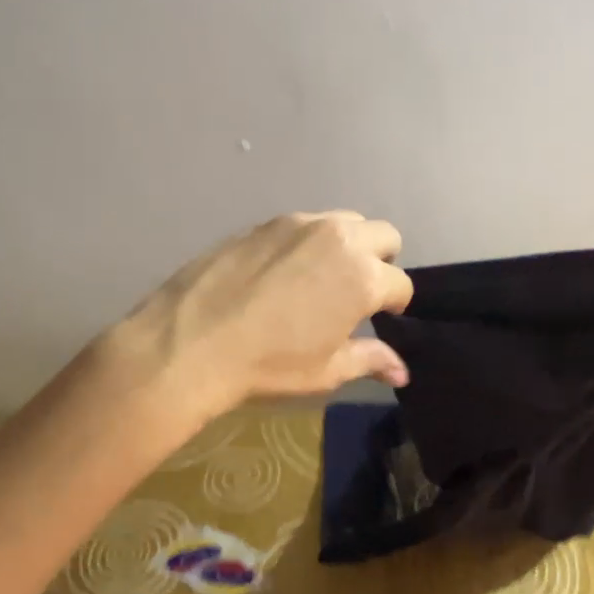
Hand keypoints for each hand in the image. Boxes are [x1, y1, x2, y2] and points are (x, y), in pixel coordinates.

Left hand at [131, 211, 414, 409]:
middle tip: (357, 292)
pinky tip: (283, 273)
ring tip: (321, 277)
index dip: (394, 306)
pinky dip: (308, 242)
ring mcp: (300, 224)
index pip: (401, 284)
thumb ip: (370, 360)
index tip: (379, 320)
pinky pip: (304, 224)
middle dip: (381, 261)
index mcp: (363, 278)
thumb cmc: (269, 364)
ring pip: (344, 221)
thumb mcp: (326, 370)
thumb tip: (402, 372)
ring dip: (347, 245)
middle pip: (384, 235)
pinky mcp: (265, 222)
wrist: (191, 342)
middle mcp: (339, 239)